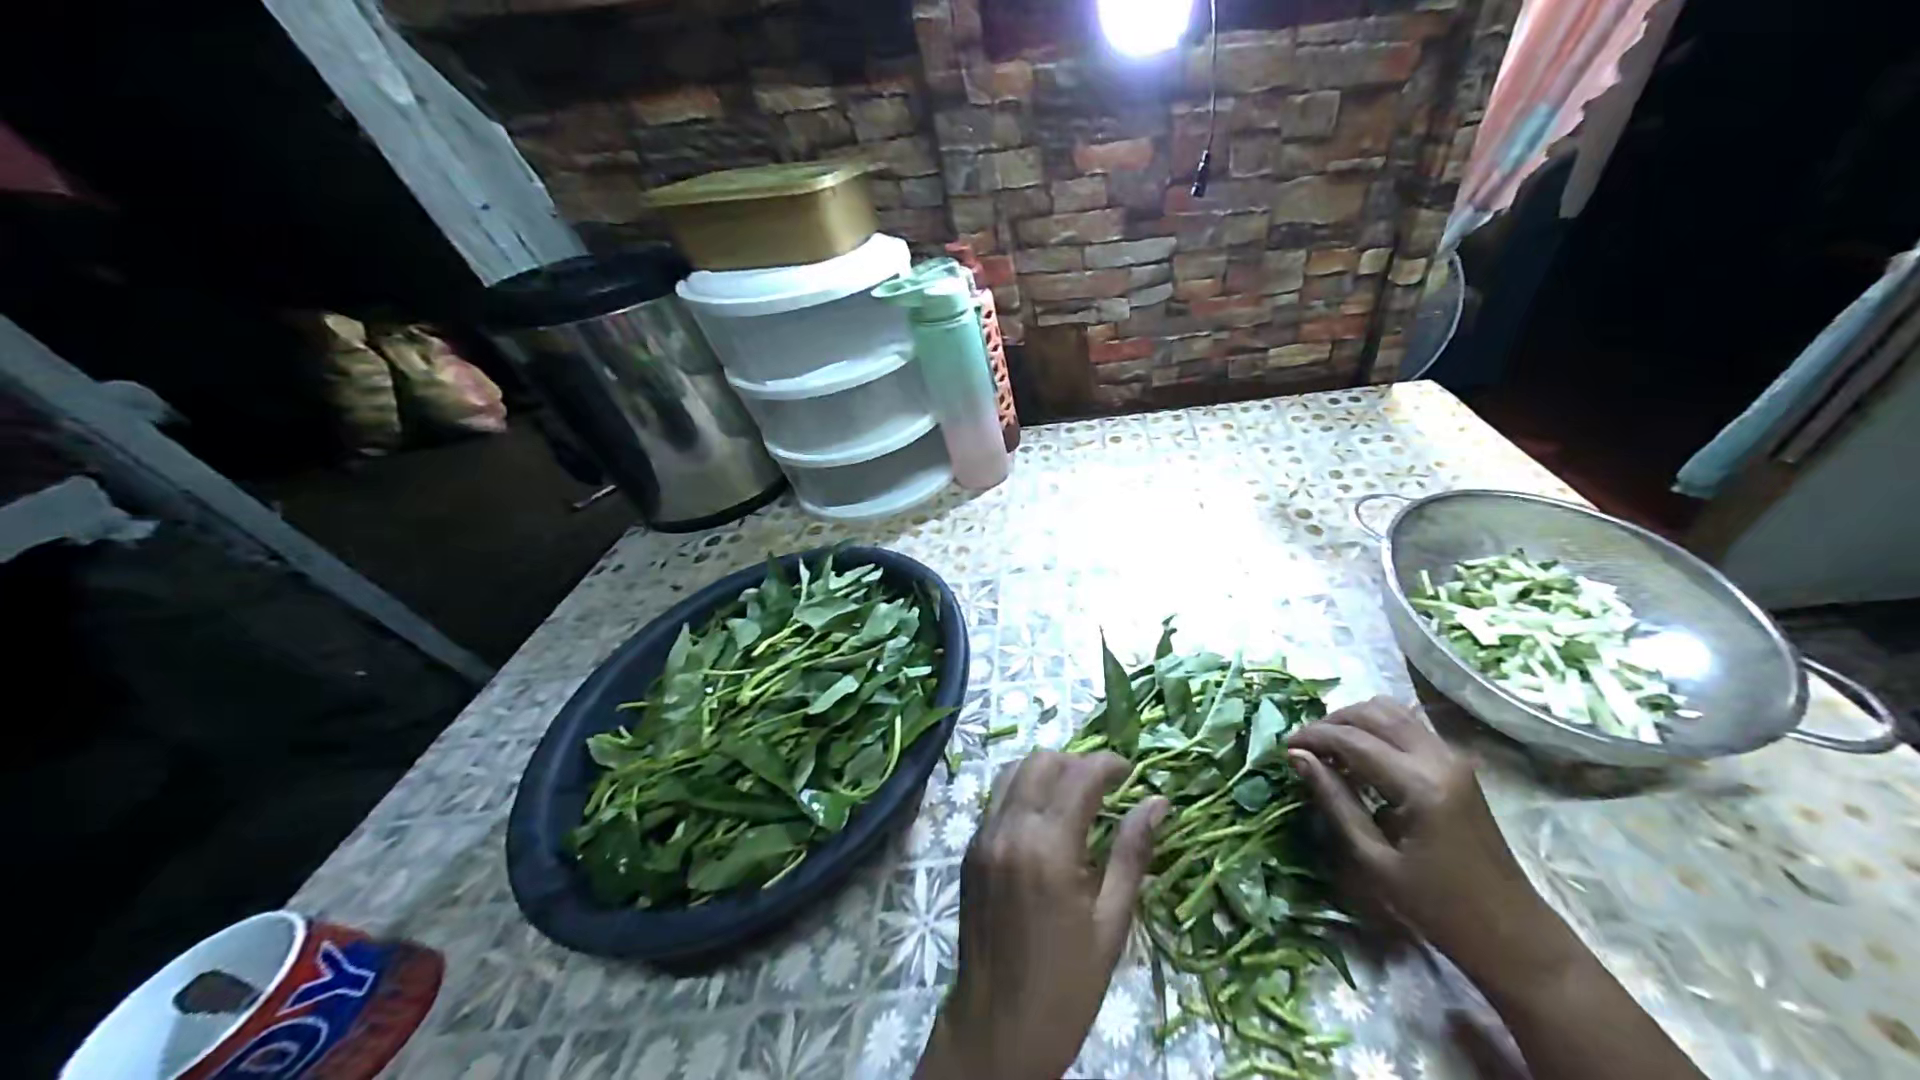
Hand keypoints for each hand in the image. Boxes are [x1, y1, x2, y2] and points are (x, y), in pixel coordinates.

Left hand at [914, 751, 1167, 1079]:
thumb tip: (1158, 803)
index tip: (1131, 773)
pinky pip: (997, 800)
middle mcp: (1009, 830)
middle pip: (1041, 761)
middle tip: (1105, 788)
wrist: (998, 1026)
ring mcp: (983, 837)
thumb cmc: (1067, 984)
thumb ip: (1133, 854)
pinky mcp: (970, 850)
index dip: (1109, 764)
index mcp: (1048, 848)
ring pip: (1013, 772)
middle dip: (1077, 763)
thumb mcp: (1111, 922)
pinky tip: (1046, 821)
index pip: (1079, 775)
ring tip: (1076, 798)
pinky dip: (1024, 793)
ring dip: (1047, 772)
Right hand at [1285, 697, 1562, 980]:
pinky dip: (1376, 730)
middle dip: (1331, 723)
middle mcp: (1440, 759)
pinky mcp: (1457, 766)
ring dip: (1354, 722)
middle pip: (1373, 713)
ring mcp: (1454, 759)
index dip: (1312, 737)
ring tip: (1327, 750)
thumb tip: (1296, 757)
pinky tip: (1358, 757)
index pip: (1352, 739)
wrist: (1511, 933)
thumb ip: (1335, 800)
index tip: (1283, 747)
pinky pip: (1408, 727)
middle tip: (1303, 747)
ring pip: (1392, 712)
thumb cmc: (1437, 906)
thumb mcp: (1373, 859)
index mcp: (1420, 785)